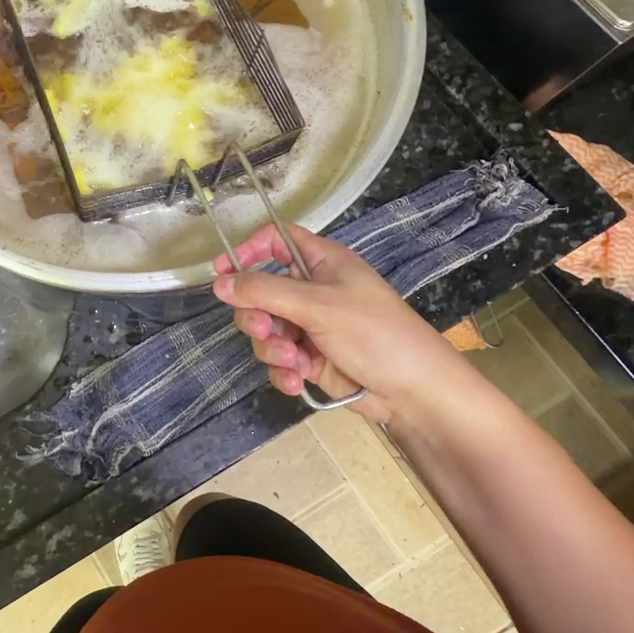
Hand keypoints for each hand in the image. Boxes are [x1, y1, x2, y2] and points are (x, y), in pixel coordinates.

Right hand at [211, 223, 480, 426]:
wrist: (414, 392)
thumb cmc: (375, 334)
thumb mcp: (317, 305)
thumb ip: (264, 291)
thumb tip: (218, 282)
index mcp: (322, 262)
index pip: (275, 240)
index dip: (249, 251)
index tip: (223, 272)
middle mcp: (313, 290)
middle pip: (260, 291)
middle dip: (256, 315)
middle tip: (263, 329)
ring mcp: (310, 326)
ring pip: (265, 328)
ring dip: (271, 347)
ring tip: (292, 360)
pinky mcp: (310, 358)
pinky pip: (278, 357)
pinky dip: (282, 369)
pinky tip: (296, 380)